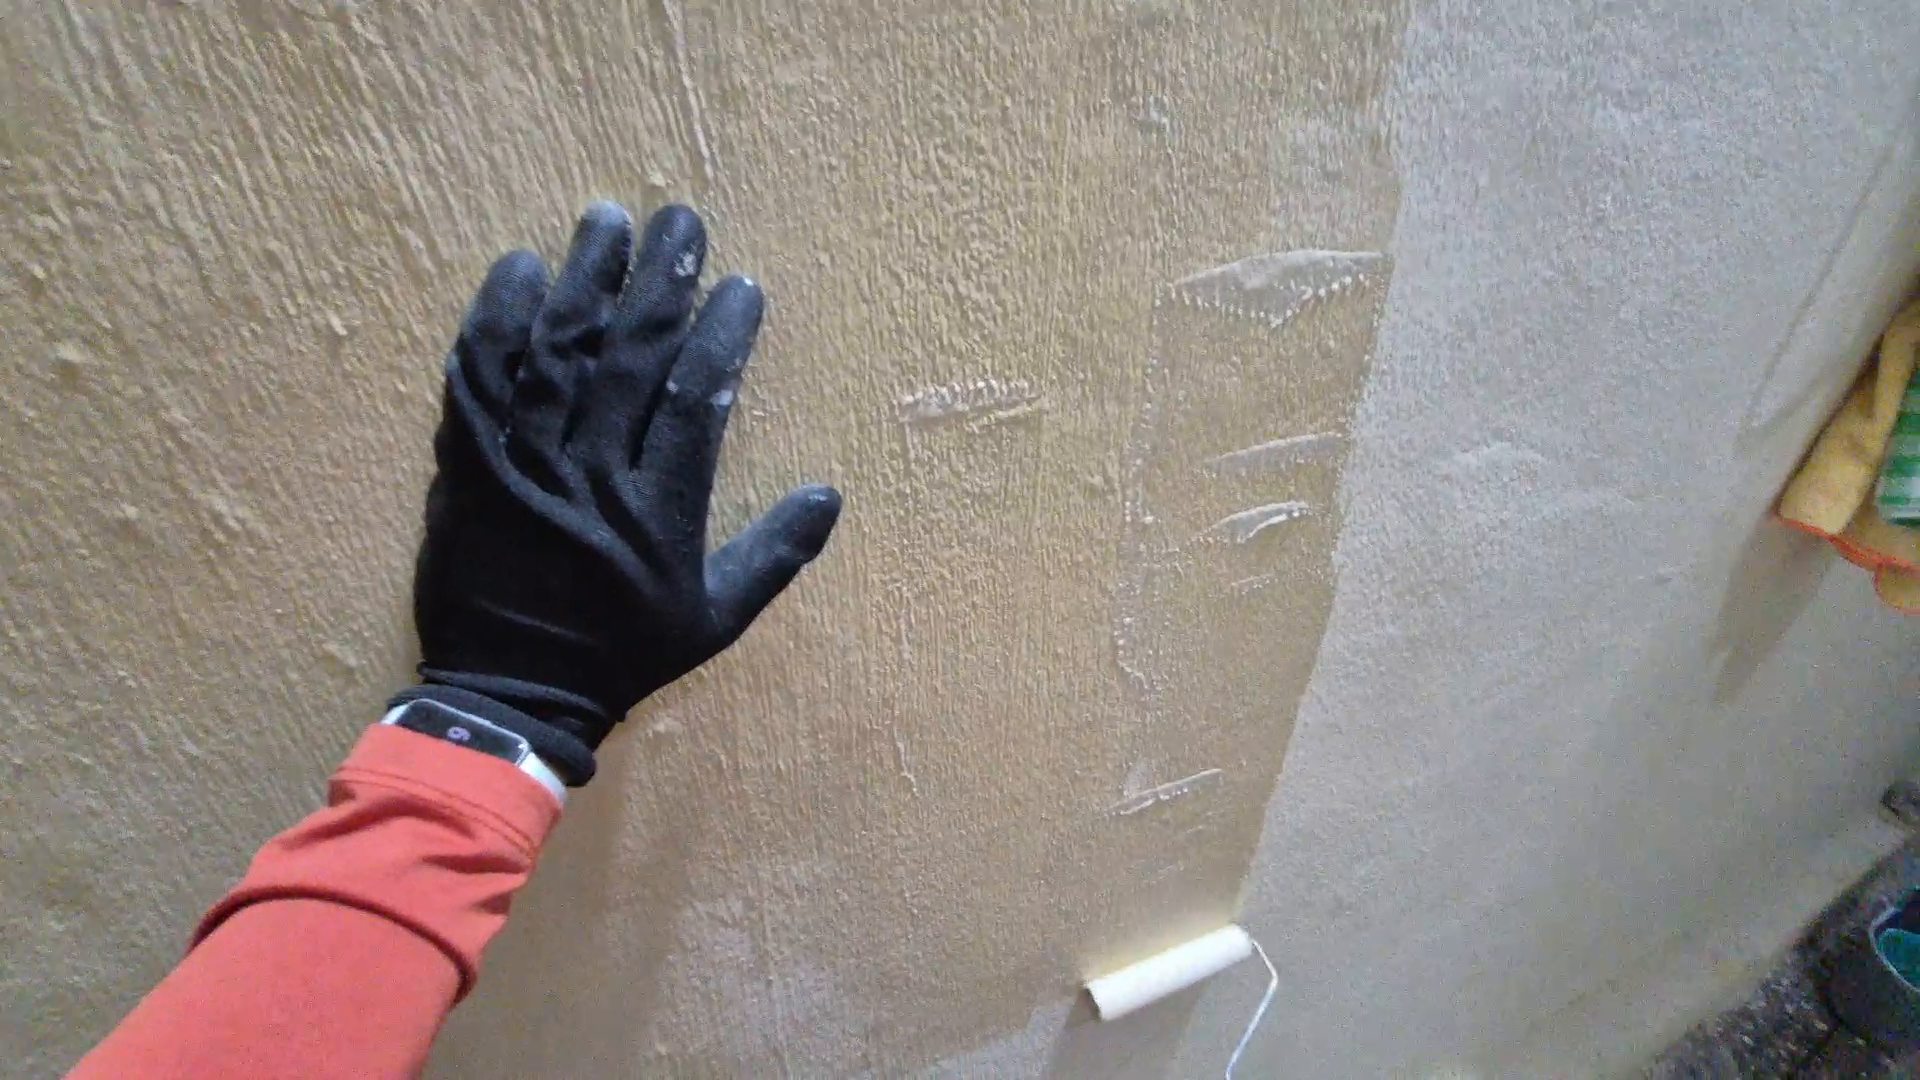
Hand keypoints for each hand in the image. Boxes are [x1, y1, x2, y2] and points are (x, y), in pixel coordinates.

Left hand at [398, 202, 841, 784]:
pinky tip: (518, 270)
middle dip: (658, 284)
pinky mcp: (466, 464)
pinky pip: (475, 381)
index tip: (741, 288)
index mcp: (660, 511)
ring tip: (607, 220)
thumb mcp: (720, 618)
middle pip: (627, 360)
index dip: (722, 337)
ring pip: (554, 356)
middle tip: (679, 221)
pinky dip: (494, 322)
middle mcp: (591, 475)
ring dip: (584, 282)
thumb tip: (830, 493)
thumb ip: (777, 554)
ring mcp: (520, 465)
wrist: (510, 693)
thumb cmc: (627, 653)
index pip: (697, 401)